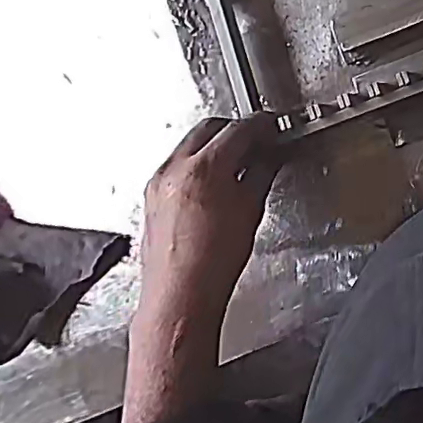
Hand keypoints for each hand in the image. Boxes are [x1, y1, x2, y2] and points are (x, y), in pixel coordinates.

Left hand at [138, 114, 282, 324]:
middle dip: (235, 130)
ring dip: (215, 145)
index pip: (238, 129)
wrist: (179, 296)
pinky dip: (198, 163)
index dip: (261, 125)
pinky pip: (177, 164)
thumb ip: (260, 174)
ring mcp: (159, 181)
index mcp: (204, 169)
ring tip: (238, 161)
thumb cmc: (213, 264)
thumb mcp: (249, 211)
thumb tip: (268, 158)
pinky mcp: (151, 195)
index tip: (271, 127)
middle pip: (209, 127)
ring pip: (190, 143)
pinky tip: (215, 180)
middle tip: (257, 140)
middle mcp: (175, 169)